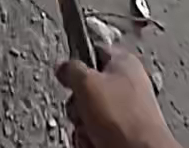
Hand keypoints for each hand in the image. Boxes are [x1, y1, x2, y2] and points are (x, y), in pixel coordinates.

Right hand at [56, 46, 179, 147]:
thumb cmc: (120, 116)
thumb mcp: (86, 83)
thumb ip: (71, 69)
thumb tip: (62, 67)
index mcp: (123, 62)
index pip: (94, 50)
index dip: (78, 62)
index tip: (69, 75)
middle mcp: (126, 85)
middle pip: (88, 88)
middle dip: (78, 104)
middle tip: (82, 111)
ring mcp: (126, 113)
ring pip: (90, 115)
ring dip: (83, 126)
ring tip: (91, 133)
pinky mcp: (124, 137)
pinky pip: (97, 134)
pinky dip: (91, 140)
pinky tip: (95, 144)